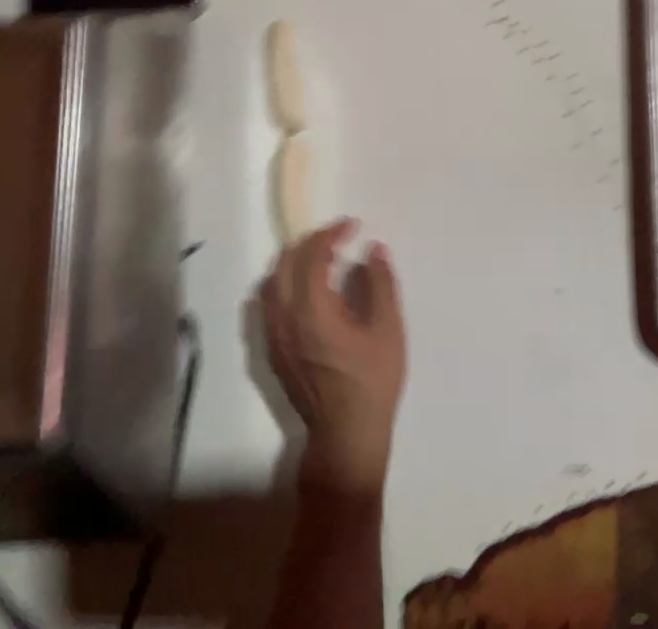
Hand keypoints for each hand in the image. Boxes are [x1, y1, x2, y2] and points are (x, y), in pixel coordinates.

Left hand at [261, 218, 405, 494]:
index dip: (331, 235)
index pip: (312, 258)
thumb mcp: (388, 330)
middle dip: (310, 243)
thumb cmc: (373, 381)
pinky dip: (284, 285)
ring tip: (321, 259)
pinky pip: (269, 305)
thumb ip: (380, 285)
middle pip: (285, 266)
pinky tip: (306, 291)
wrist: (345, 433)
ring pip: (271, 285)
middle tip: (338, 237)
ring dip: (293, 262)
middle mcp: (285, 319)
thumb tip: (373, 250)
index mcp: (314, 312)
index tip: (352, 225)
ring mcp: (274, 337)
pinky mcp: (274, 351)